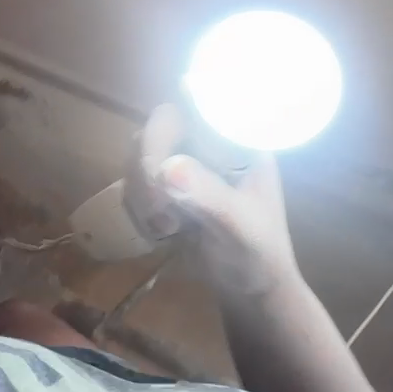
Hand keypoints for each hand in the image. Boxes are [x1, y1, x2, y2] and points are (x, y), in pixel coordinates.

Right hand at [124, 104, 299, 297]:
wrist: (248, 289)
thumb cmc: (260, 254)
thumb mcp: (242, 227)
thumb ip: (209, 197)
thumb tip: (166, 169)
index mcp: (237, 139)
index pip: (204, 102)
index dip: (181, 105)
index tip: (168, 138)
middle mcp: (207, 142)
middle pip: (161, 123)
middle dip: (149, 159)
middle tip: (158, 199)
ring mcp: (183, 161)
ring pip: (140, 149)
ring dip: (140, 185)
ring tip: (164, 223)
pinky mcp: (163, 184)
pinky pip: (132, 177)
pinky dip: (136, 202)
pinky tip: (157, 229)